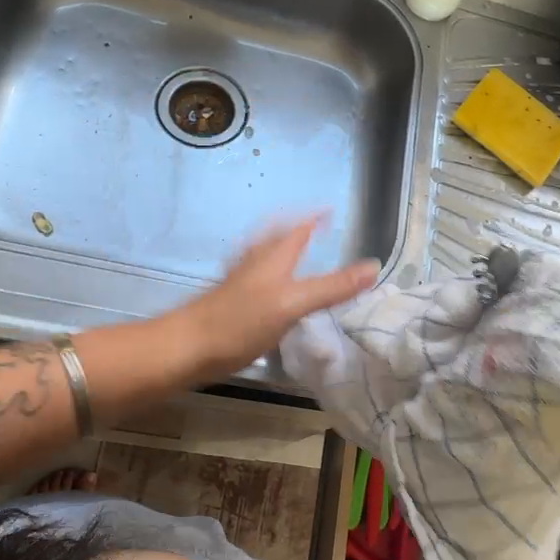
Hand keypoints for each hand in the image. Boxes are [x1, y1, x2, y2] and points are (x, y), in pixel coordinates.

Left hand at [171, 217, 378, 381]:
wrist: (185, 348)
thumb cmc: (240, 322)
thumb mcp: (294, 304)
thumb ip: (333, 287)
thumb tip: (374, 265)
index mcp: (273, 258)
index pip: (298, 229)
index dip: (314, 219)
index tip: (329, 211)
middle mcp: (255, 263)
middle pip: (276, 236)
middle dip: (294, 228)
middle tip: (311, 226)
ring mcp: (238, 283)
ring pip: (262, 255)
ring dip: (278, 247)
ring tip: (289, 250)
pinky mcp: (228, 303)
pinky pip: (253, 277)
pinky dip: (266, 273)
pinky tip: (264, 290)